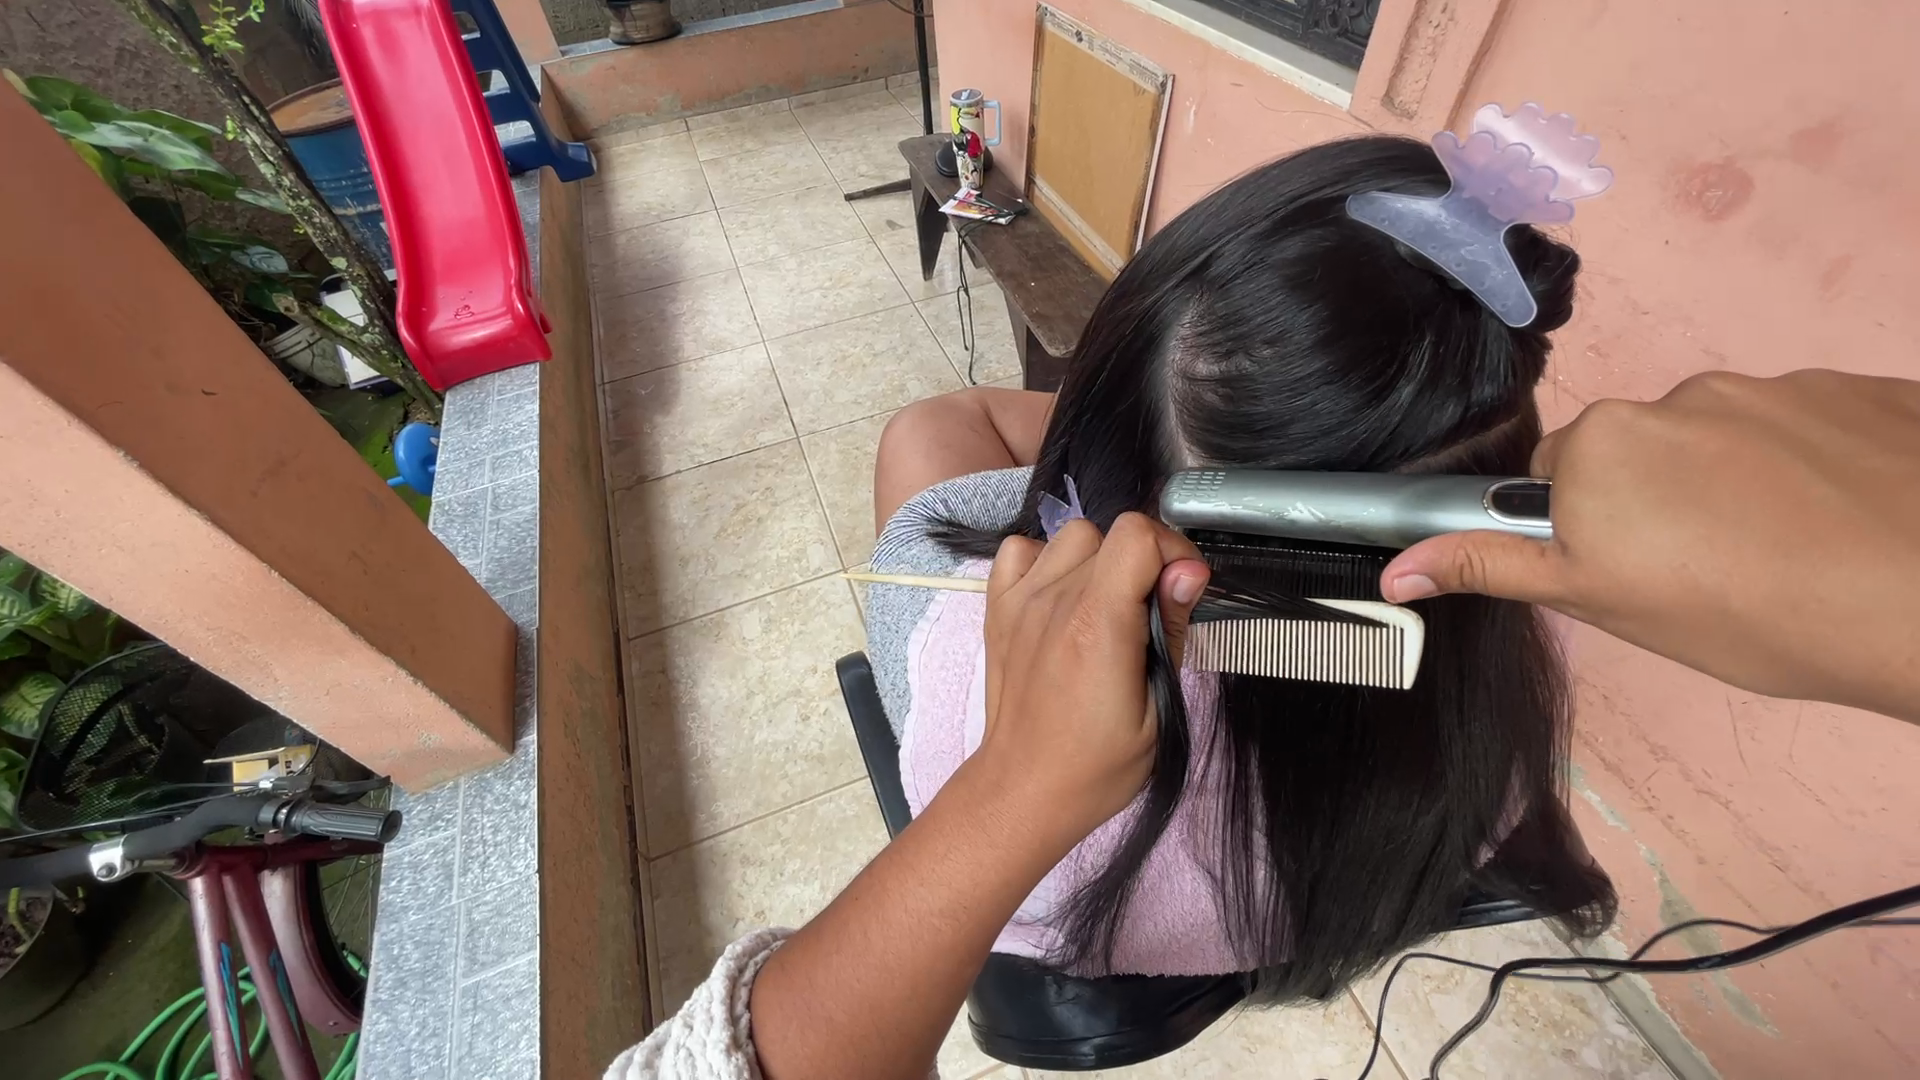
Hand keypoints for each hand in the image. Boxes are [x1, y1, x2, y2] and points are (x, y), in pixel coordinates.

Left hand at [970, 512, 1210, 844]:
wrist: (1024, 787)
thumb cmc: (1098, 764)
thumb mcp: (1160, 710)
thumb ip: (1172, 631)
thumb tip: (1189, 571)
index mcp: (1096, 624)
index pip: (1137, 534)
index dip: (1172, 552)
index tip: (1181, 591)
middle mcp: (1053, 600)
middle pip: (1110, 535)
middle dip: (1143, 564)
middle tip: (1146, 616)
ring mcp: (1019, 600)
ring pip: (1070, 535)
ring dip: (1097, 559)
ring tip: (1103, 606)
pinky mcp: (996, 607)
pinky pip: (1020, 549)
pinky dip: (1044, 561)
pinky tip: (1059, 597)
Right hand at [1381, 369, 1919, 722]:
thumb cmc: (1736, 611)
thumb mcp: (1594, 598)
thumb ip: (1490, 568)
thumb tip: (1393, 573)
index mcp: (1601, 439)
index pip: (1560, 474)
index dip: (1585, 524)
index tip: (1632, 563)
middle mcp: (1679, 395)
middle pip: (1637, 451)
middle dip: (1652, 497)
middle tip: (1702, 564)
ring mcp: (1785, 386)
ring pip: (1722, 439)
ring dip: (1733, 480)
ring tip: (1787, 545)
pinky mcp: (1874, 392)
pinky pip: (1810, 427)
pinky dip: (1814, 465)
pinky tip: (1846, 517)